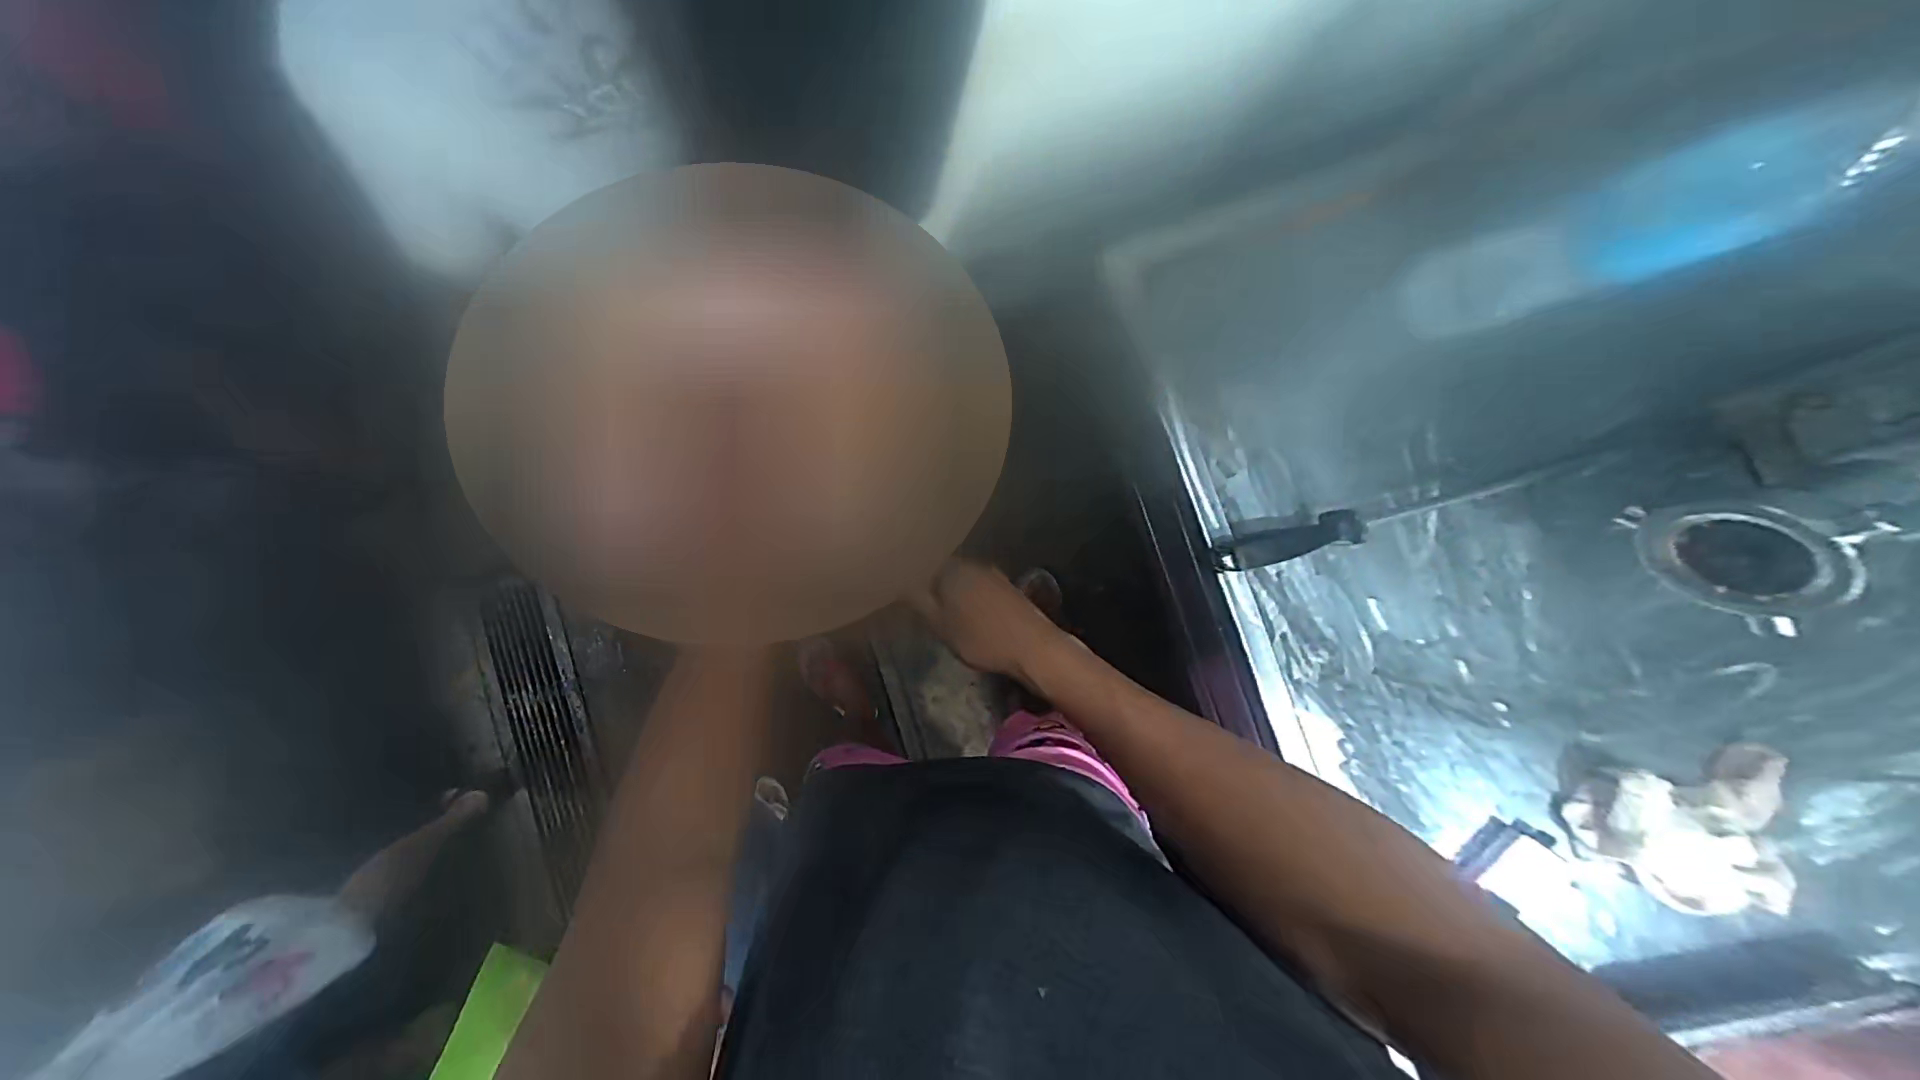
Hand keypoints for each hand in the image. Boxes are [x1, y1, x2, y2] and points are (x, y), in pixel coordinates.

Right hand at [908, 560, 1067, 685]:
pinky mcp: (1009, 589)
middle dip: (932, 583)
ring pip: (963, 579)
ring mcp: (994, 575)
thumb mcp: (940, 625)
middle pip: (944, 569)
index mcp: (953, 568)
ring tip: (944, 613)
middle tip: (922, 606)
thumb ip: (918, 601)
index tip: (904, 592)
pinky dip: (970, 599)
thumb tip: (900, 582)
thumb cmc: (981, 638)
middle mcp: (974, 564)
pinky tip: (970, 616)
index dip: (912, 577)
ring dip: (952, 592)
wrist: (1033, 648)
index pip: (923, 563)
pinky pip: (979, 588)